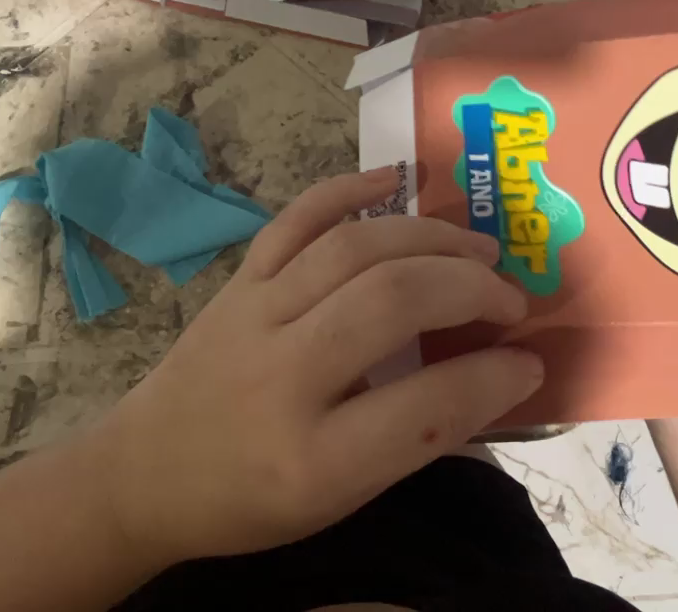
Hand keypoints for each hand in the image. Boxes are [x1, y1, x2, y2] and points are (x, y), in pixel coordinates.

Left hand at [82, 166, 543, 566]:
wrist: (147, 468)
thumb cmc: (250, 497)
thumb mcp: (337, 497)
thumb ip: (412, 437)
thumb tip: (496, 376)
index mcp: (311, 459)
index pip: (422, 409)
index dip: (491, 379)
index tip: (530, 360)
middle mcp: (282, 375)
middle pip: (389, 301)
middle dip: (467, 288)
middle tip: (509, 296)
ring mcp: (255, 313)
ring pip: (353, 248)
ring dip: (428, 237)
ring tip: (477, 246)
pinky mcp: (239, 278)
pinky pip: (297, 218)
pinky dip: (349, 188)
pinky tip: (395, 179)